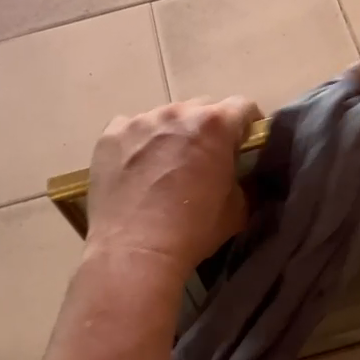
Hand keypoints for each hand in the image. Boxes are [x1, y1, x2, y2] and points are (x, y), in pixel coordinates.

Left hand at [85, 97, 261, 276]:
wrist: (135, 252)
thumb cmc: (193, 232)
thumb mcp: (237, 210)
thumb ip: (243, 180)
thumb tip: (238, 174)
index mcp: (215, 125)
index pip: (243, 106)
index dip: (247, 124)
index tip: (243, 143)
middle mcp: (178, 112)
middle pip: (202, 108)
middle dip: (208, 129)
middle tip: (204, 159)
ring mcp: (141, 121)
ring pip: (165, 118)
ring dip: (171, 134)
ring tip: (164, 166)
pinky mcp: (111, 134)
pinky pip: (130, 129)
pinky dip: (137, 143)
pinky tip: (134, 170)